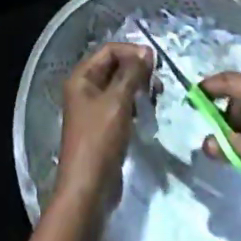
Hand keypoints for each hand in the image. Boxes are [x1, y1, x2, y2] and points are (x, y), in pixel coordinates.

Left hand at [57, 42, 153, 203]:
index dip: (132, 52)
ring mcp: (94, 109)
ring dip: (138, 88)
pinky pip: (122, 106)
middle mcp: (85, 89)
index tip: (157, 62)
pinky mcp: (104, 127)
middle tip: (158, 84)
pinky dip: (135, 105)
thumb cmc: (100, 140)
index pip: (109, 51)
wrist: (89, 189)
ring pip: (120, 88)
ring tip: (156, 98)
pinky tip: (148, 113)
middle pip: (114, 68)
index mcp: (81, 77)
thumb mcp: (117, 102)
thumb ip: (131, 74)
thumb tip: (146, 51)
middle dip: (137, 70)